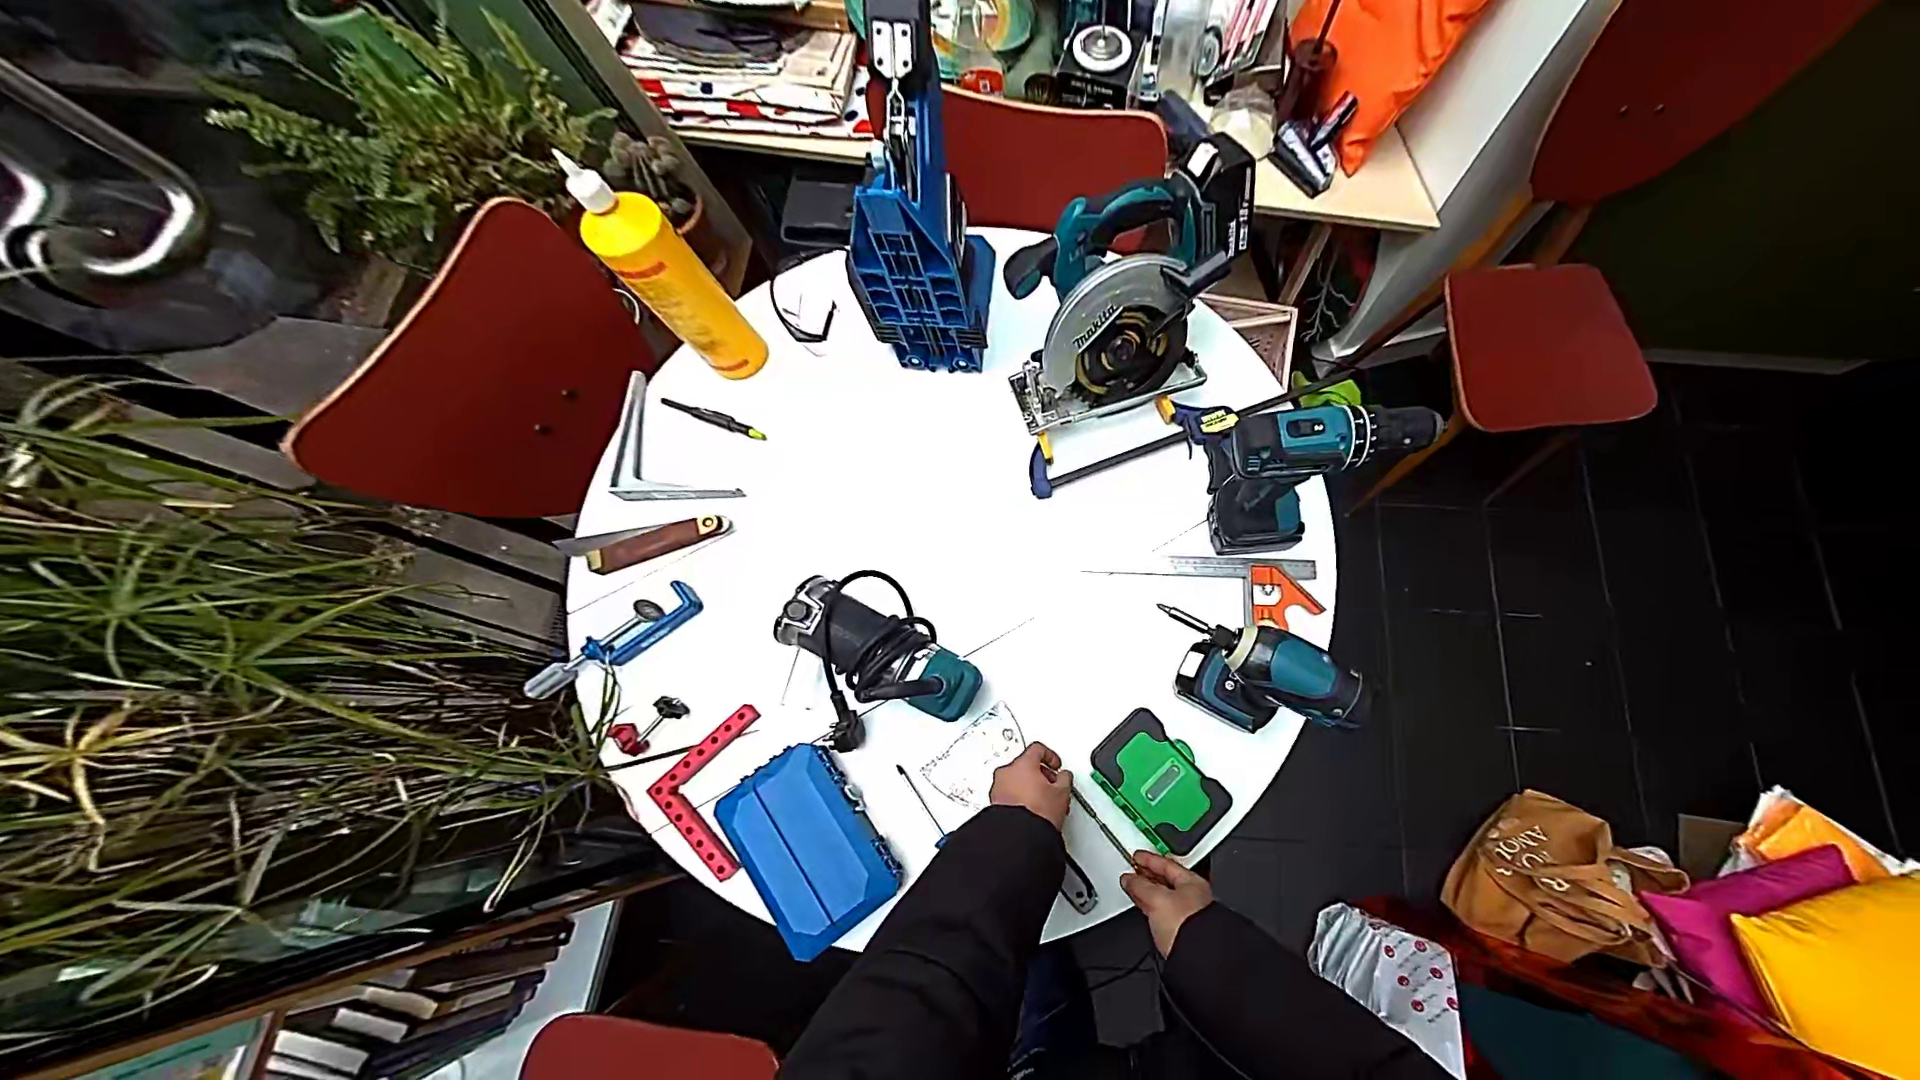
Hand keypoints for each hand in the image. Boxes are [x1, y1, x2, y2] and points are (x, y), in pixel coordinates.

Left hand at [990, 742, 1070, 830]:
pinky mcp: (994, 803)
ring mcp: (998, 787)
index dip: (1050, 756)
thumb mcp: (1062, 793)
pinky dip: (1019, 798)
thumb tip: (1064, 777)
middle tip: (1052, 786)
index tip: (1056, 766)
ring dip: (1029, 787)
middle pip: (1025, 764)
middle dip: (1040, 774)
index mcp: (1022, 764)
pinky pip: (1008, 793)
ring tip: (1043, 802)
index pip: (1037, 749)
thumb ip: (1065, 778)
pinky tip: (1031, 810)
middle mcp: (1006, 772)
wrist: (1020, 837)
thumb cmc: (1037, 814)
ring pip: (1015, 780)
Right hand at [1120, 850, 1212, 956]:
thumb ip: (1140, 885)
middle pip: (1166, 881)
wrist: (1198, 962)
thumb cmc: (1189, 928)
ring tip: (1133, 888)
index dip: (1149, 859)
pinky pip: (1161, 913)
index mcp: (1193, 883)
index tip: (1137, 856)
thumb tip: (1129, 879)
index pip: (1167, 864)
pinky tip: (1144, 909)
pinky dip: (1150, 907)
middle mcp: (1194, 899)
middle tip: (1133, 871)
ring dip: (1147, 892)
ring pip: (1163, 897)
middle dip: (1147, 876)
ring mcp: (1188, 917)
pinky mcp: (1182, 934)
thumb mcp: (1156, 898)